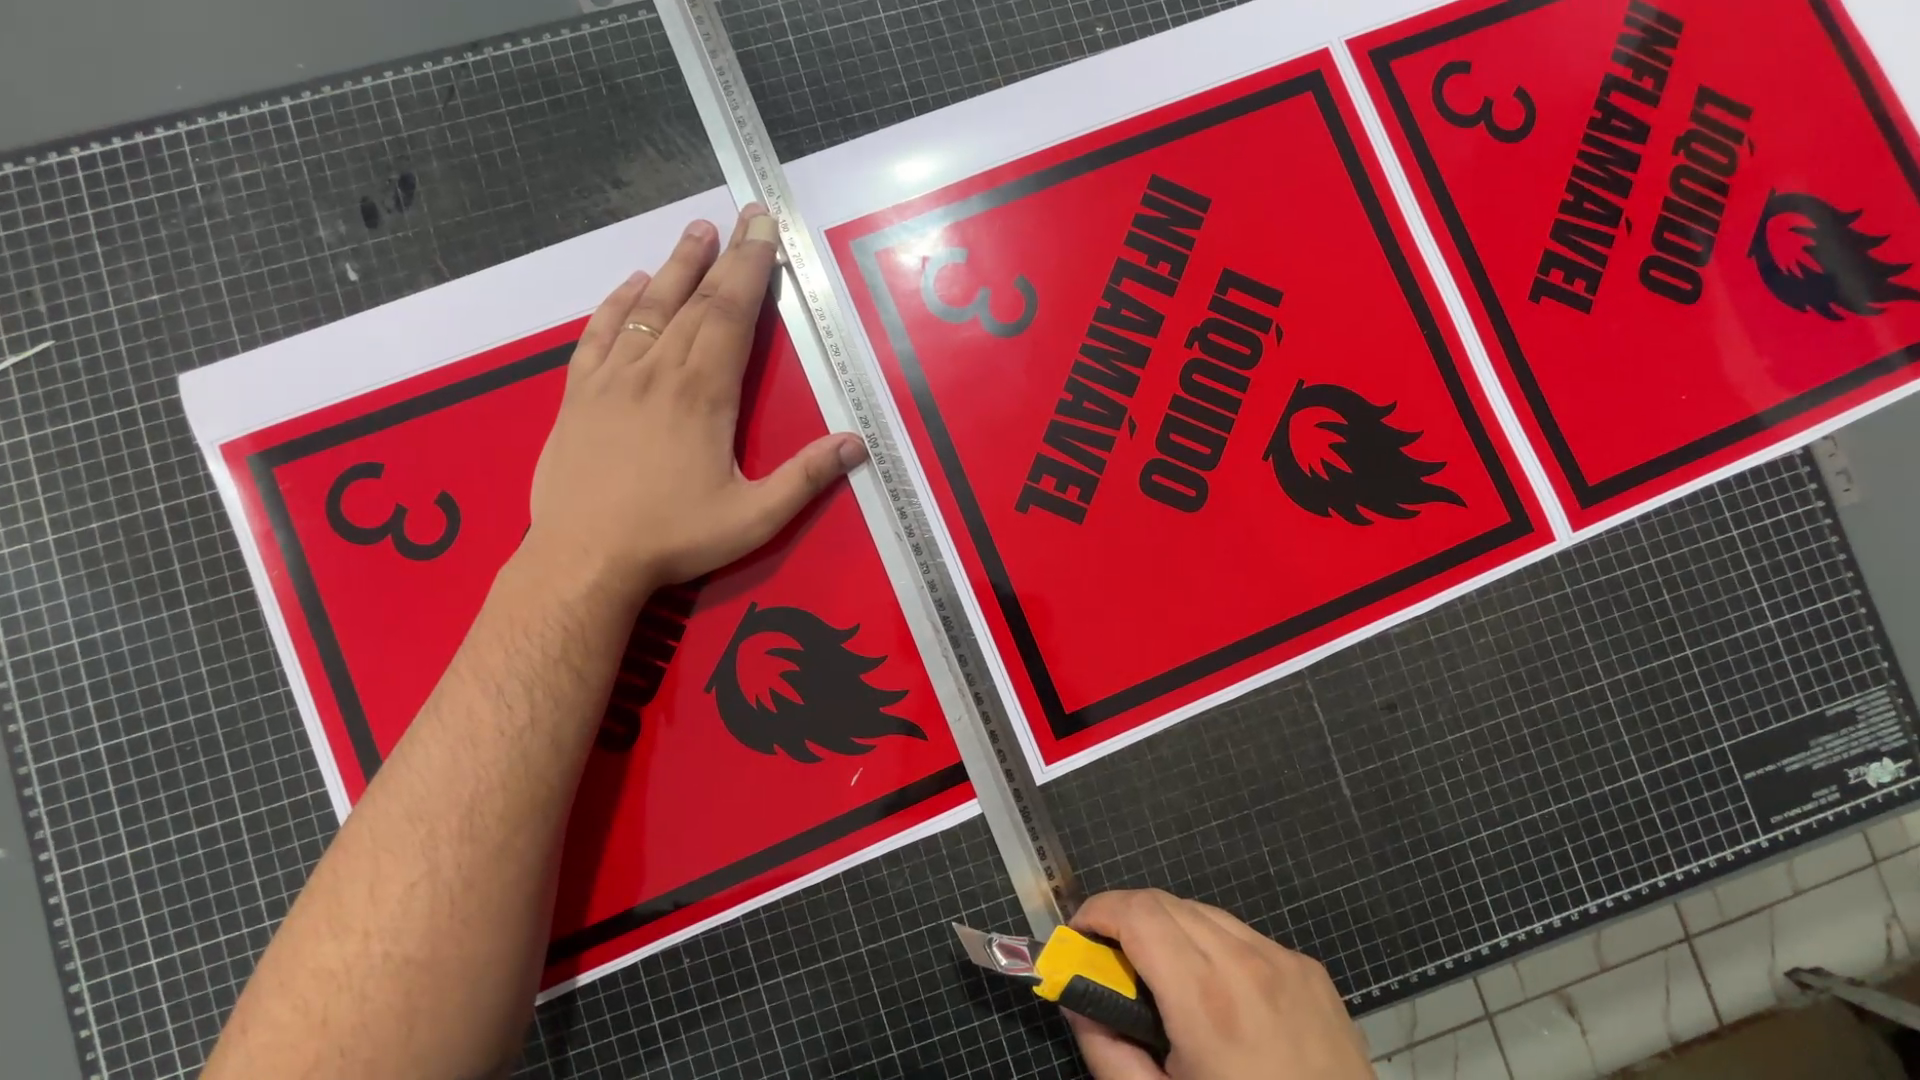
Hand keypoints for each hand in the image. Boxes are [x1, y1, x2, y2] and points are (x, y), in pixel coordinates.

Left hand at [525, 207, 866, 602]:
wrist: (584, 558)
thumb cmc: (674, 538)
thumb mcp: (755, 518)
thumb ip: (806, 478)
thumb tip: (857, 443)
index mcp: (705, 394)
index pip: (733, 315)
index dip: (752, 268)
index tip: (764, 229)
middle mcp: (659, 372)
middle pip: (696, 301)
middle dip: (725, 257)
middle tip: (742, 217)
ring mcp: (613, 379)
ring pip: (649, 309)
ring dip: (674, 267)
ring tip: (695, 232)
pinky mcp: (579, 395)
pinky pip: (600, 335)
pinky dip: (616, 305)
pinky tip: (630, 284)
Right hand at [1067, 889, 1372, 1079]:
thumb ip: (1107, 1051)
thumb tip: (1075, 998)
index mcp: (1205, 999)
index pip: (1136, 912)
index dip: (1096, 912)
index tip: (1077, 938)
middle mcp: (1247, 963)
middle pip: (1165, 903)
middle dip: (1125, 920)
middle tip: (1109, 964)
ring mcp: (1286, 962)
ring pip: (1204, 914)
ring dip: (1169, 929)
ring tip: (1162, 980)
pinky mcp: (1312, 972)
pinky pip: (1246, 936)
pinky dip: (1214, 946)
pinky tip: (1216, 992)